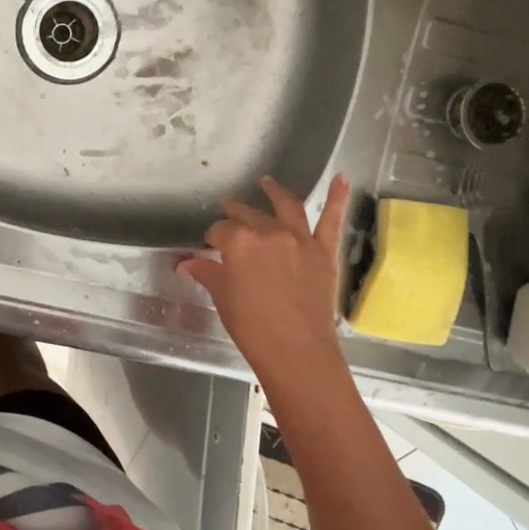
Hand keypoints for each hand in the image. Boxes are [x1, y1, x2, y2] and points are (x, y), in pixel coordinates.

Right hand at [178, 174, 350, 373]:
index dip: (212, 239)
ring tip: (267, 182)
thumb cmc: (251, 327)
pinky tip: (342, 178)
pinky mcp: (324, 251)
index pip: (220, 230)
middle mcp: (269, 232)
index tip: (210, 248)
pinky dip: (338, 197)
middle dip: (235, 215)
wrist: (296, 351)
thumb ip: (207, 272)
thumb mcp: (223, 297)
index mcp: (239, 242)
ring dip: (275, 191)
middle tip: (230, 216)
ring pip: (286, 206)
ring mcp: (300, 239)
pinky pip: (332, 219)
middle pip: (247, 215)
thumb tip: (186, 263)